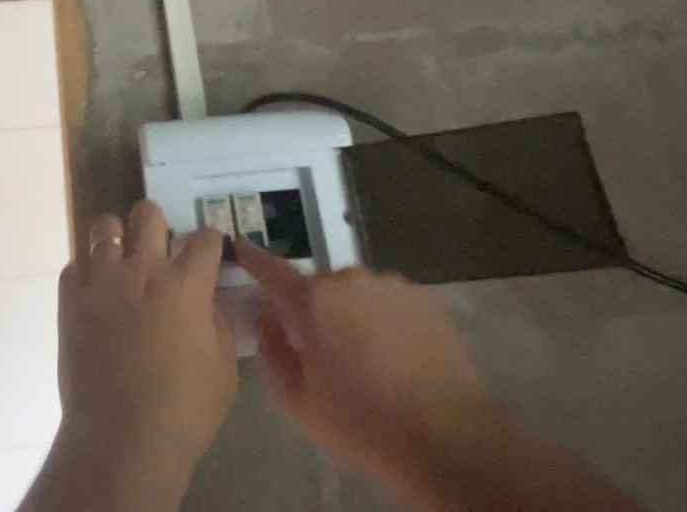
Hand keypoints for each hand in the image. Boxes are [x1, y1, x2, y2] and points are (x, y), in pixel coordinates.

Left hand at [37, 201, 234, 508]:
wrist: (122, 440)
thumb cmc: (184, 410)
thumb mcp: (222, 367)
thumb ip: (215, 321)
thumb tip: (205, 300)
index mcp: (185, 284)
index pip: (205, 237)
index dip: (212, 243)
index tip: (210, 254)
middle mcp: (141, 269)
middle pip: (148, 213)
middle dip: (159, 226)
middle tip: (160, 250)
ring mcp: (101, 280)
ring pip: (105, 226)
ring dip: (118, 240)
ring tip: (122, 263)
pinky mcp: (70, 299)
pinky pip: (75, 264)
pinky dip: (88, 273)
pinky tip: (97, 295)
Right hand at [237, 245, 643, 511]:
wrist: (448, 439)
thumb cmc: (362, 423)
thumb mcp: (299, 402)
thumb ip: (272, 351)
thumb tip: (266, 316)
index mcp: (311, 301)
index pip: (271, 269)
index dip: (252, 258)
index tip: (238, 246)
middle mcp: (349, 280)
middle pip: (320, 288)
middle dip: (317, 311)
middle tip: (327, 354)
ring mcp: (392, 285)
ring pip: (359, 295)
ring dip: (356, 316)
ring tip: (372, 362)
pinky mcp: (426, 298)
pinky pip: (393, 303)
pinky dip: (389, 322)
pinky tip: (401, 359)